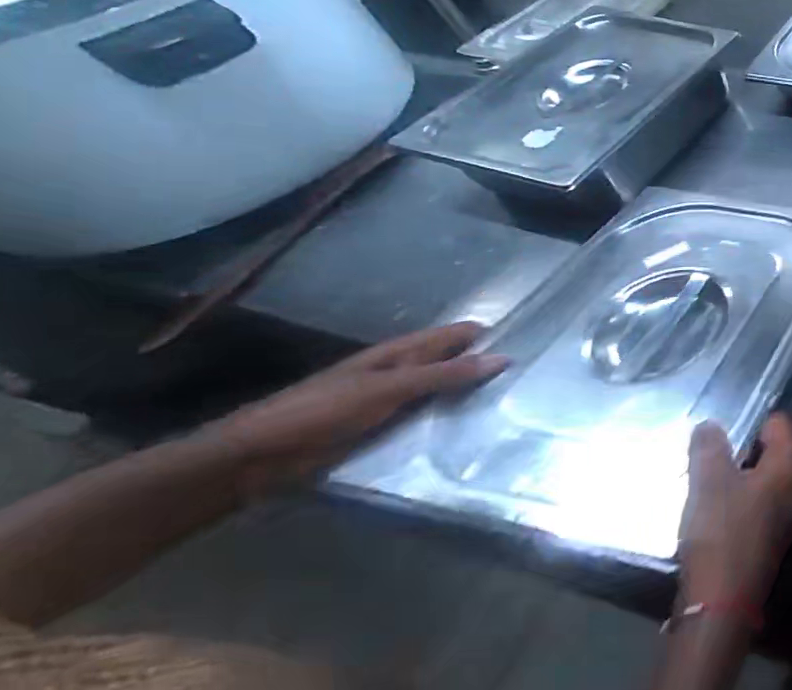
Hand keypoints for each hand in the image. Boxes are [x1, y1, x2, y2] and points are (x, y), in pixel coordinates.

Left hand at [206, 321, 508, 491]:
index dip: (492, 336)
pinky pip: (424, 422)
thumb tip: (502, 358)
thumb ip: (443, 374)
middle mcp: (402, 371)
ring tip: (512, 411)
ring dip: (468, 400)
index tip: (533, 347)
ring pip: (441, 394)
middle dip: (486, 368)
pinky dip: (446, 426)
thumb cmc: (322, 411)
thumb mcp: (388, 389)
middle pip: (454, 362)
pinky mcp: (382, 431)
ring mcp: (392, 402)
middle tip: (531, 385)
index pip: (460, 333)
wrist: (258, 457)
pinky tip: (468, 439)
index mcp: (403, 350)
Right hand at [677, 413, 791, 612]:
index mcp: (786, 468)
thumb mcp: (707, 481)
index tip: (744, 420)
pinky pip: (779, 499)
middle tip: (751, 435)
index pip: (786, 427)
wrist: (721, 602)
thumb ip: (710, 447)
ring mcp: (790, 516)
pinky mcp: (777, 537)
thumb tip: (711, 425)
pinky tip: (741, 495)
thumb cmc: (720, 533)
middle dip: (782, 438)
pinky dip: (767, 488)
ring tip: (743, 462)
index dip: (766, 419)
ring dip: (775, 465)